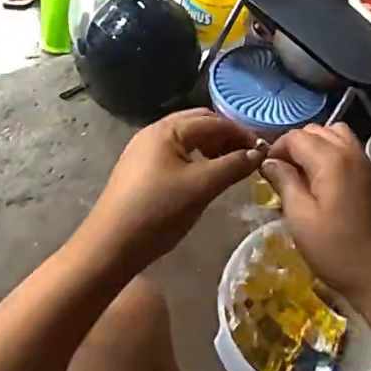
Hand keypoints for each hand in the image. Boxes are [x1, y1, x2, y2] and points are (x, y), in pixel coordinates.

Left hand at [75, 110, 264, 268]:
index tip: (263, 151)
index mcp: (167, 130)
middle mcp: (153, 132)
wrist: (108, 249)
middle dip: (226, 135)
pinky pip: (176, 151)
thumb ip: (234, 165)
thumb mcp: (203, 187)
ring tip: (229, 166)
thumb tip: (259, 153)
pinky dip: (196, 156)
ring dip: (212, 146)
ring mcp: (143, 150)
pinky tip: (204, 175)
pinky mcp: (139, 169)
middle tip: (247, 156)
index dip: (242, 134)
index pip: (215, 121)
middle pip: (200, 122)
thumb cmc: (158, 212)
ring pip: (187, 137)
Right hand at [261, 125, 370, 313]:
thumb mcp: (300, 218)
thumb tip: (270, 162)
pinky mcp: (370, 173)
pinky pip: (347, 148)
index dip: (276, 149)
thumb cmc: (336, 249)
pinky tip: (320, 180)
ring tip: (300, 174)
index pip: (296, 136)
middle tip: (280, 173)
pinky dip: (330, 153)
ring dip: (314, 146)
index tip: (265, 172)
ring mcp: (364, 161)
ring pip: (334, 135)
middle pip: (317, 131)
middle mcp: (351, 151)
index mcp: (332, 159)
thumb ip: (285, 183)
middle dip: (294, 145)